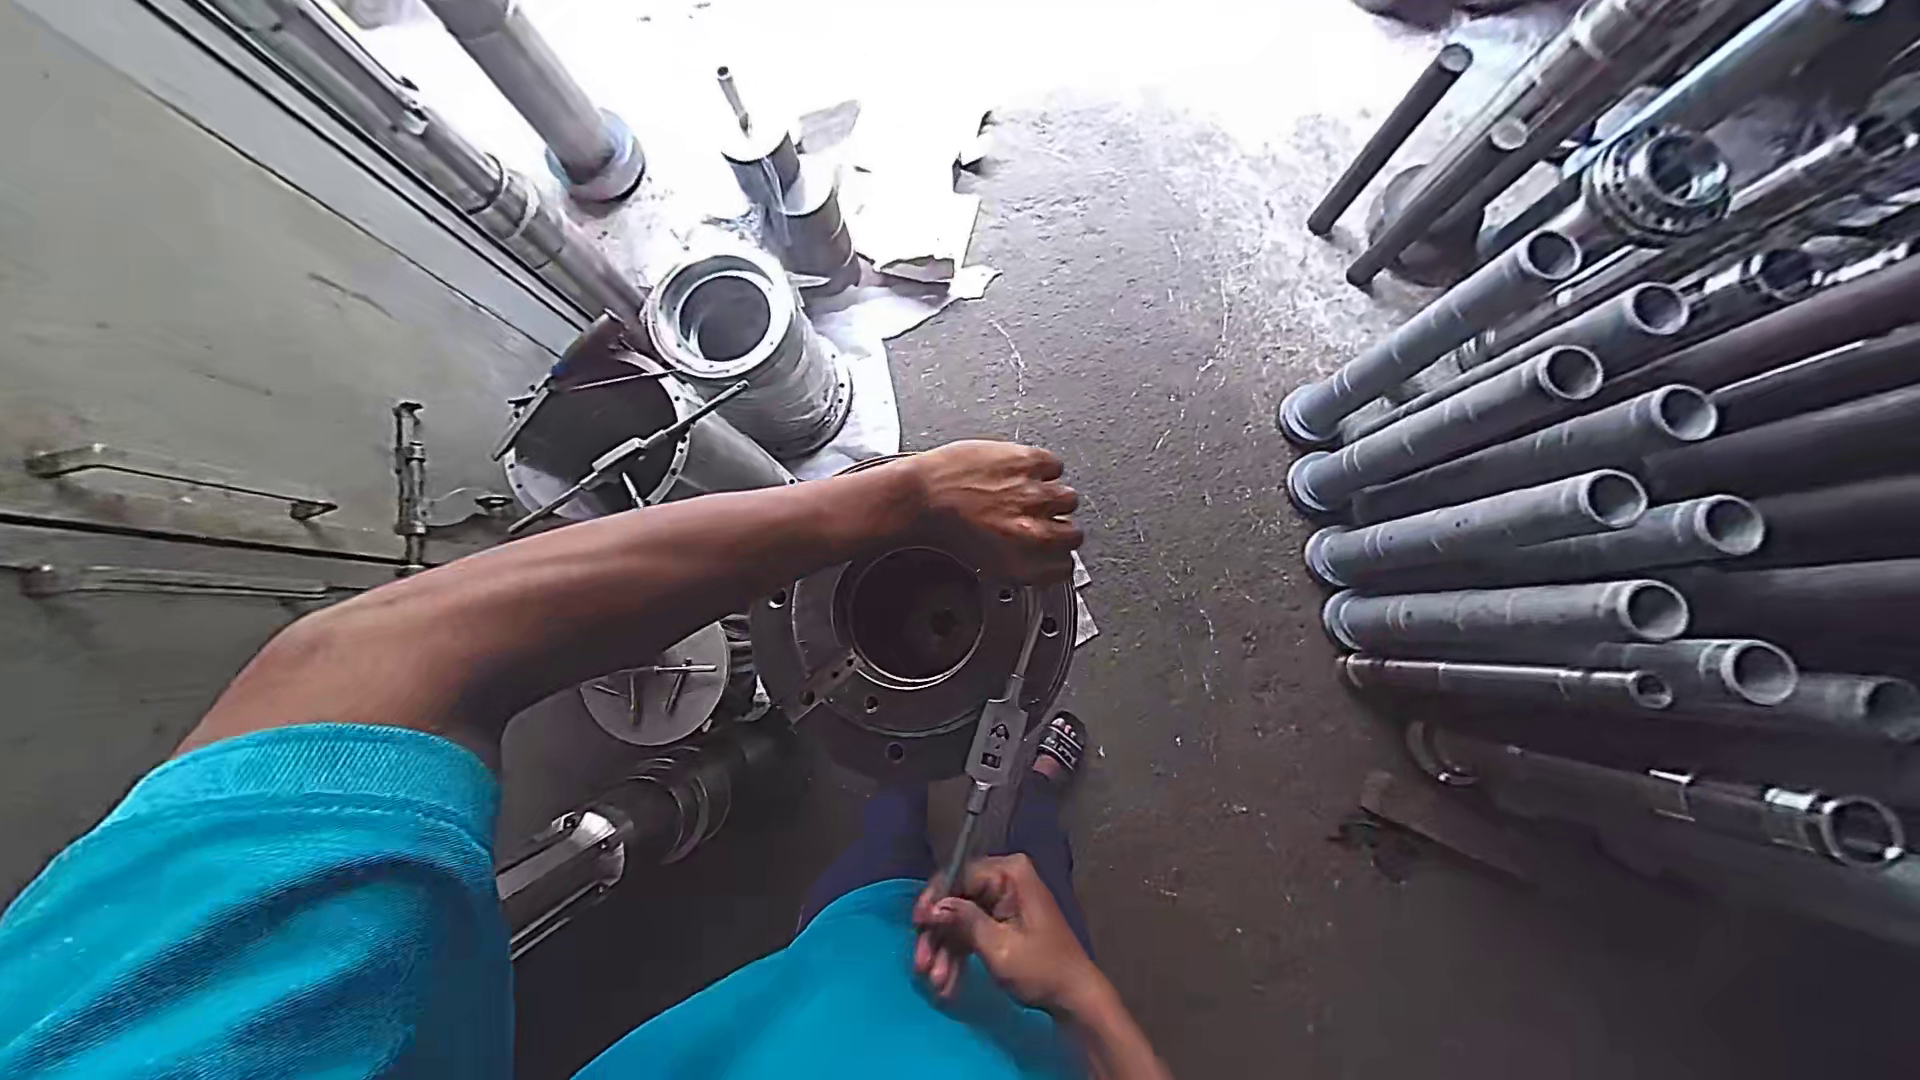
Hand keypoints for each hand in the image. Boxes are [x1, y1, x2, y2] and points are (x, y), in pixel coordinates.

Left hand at [905, 441, 1083, 583]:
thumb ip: (1020, 563)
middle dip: (1058, 526)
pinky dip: (1042, 468)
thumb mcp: (984, 562)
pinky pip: (1055, 466)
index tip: (1052, 548)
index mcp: (1020, 561)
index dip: (1058, 555)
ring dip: (1051, 496)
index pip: (1066, 566)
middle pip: (1073, 533)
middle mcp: (1030, 530)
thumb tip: (1041, 561)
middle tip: (1038, 516)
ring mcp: (1031, 495)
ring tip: (1025, 492)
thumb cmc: (941, 527)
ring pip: (1068, 498)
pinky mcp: (1027, 463)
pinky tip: (1020, 472)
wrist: (919, 496)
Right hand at [912, 854, 1105, 1011]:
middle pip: (958, 897)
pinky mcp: (1001, 919)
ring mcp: (1003, 898)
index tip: (917, 924)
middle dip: (939, 933)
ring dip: (946, 949)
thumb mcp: (999, 948)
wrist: (1075, 998)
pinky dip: (959, 954)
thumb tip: (933, 906)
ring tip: (935, 982)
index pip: (961, 874)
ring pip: (961, 917)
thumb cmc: (1042, 969)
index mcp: (1011, 871)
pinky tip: (947, 983)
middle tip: (922, 963)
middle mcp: (1005, 877)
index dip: (936, 898)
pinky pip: (972, 929)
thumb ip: (965, 922)